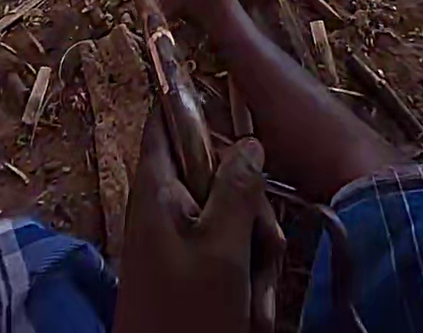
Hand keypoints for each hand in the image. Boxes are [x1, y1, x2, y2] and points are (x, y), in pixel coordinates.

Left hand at [113, 112, 283, 332]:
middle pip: (212, 170)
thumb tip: (250, 139)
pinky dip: (243, 273)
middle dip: (248, 204)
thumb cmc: (187, 317)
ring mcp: (174, 236)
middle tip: (265, 244)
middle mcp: (162, 202)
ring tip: (255, 296)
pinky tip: (251, 311)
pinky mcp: (186, 267)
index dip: (197, 110)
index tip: (239, 127)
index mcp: (157, 184)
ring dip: (252, 248)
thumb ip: (236, 189)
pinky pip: (223, 249)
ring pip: (226, 213)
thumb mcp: (222, 250)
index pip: (166, 120)